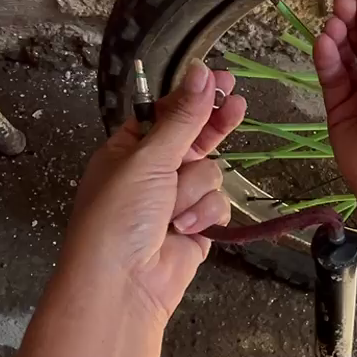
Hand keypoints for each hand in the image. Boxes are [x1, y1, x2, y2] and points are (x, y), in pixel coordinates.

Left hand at [64, 61, 246, 324]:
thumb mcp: (147, 159)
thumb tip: (202, 71)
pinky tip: (186, 230)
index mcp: (129, 149)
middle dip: (213, 128)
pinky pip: (217, 204)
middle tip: (237, 106)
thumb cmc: (120, 216)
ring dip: (195, 191)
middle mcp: (154, 171)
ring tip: (174, 213)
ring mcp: (177, 199)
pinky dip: (204, 217)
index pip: (168, 113)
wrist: (123, 285)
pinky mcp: (197, 226)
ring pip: (211, 173)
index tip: (222, 79)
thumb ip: (182, 118)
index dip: (194, 96)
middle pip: (196, 139)